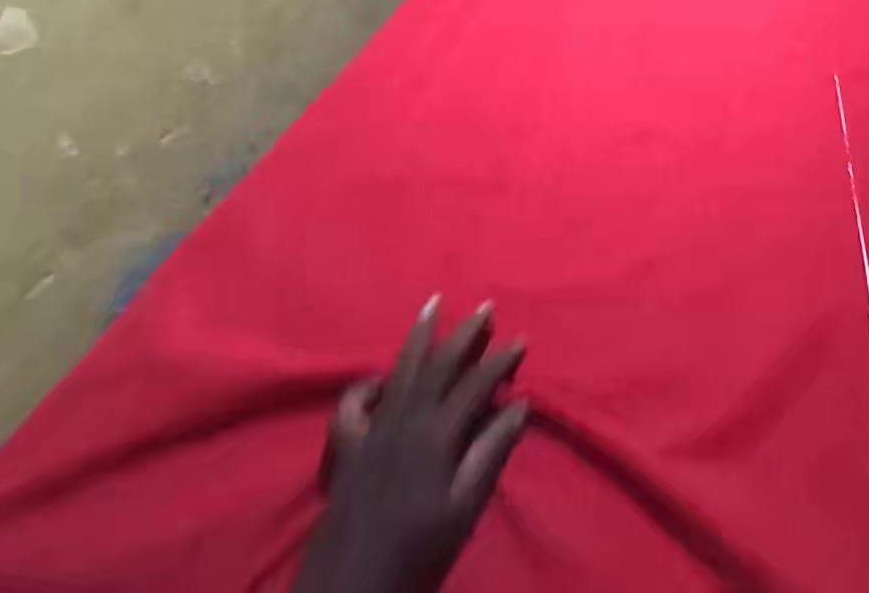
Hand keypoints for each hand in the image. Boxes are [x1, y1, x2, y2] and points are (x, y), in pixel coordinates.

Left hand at [295, 298, 528, 592]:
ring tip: (434, 305)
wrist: (349, 592)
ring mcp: (372, 430)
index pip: (476, 383)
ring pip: (399, 369)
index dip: (501, 359)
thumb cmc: (417, 552)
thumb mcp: (465, 508)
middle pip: (438, 364)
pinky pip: (353, 403)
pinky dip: (368, 384)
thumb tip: (520, 404)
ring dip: (420, 335)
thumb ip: (491, 452)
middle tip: (486, 306)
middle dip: (466, 332)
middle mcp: (404, 420)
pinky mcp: (346, 447)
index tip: (522, 341)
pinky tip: (381, 378)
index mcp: (436, 435)